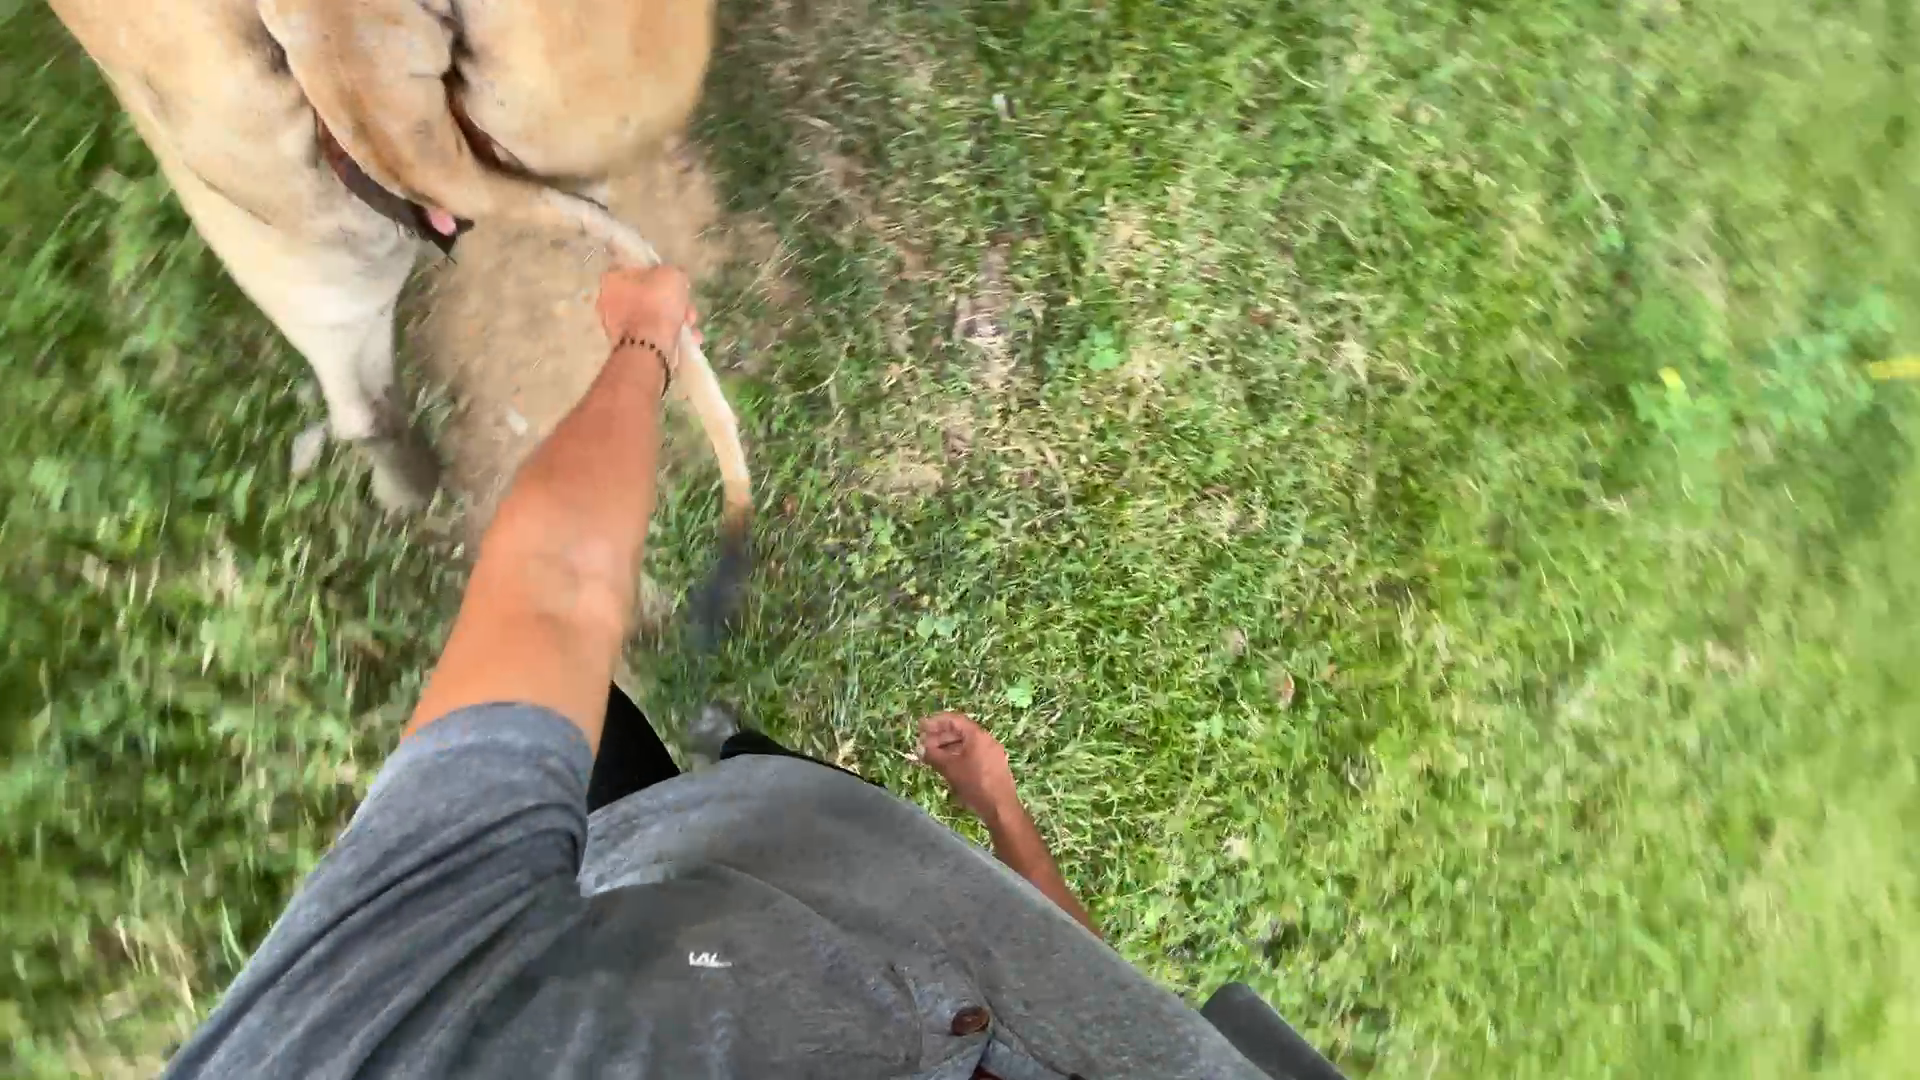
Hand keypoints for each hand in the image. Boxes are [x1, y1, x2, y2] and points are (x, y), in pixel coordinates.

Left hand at [595, 265, 700, 365]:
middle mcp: (608, 299)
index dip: (661, 278)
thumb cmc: (657, 305)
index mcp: (612, 277)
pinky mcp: (626, 345)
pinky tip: (684, 341)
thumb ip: (674, 273)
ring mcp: (615, 324)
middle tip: (688, 312)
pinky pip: (650, 336)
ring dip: (674, 322)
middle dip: (672, 305)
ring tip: (691, 330)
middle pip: (648, 297)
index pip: (638, 270)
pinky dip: (667, 337)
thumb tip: (675, 279)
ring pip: (651, 318)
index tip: (677, 288)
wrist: (649, 346)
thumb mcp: (673, 275)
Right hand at [918, 712, 1019, 823]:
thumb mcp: (950, 769)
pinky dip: (958, 755)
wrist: (1000, 807)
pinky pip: (973, 753)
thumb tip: (920, 748)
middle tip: (924, 744)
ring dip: (948, 747)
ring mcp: (992, 752)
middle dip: (940, 736)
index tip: (921, 727)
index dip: (935, 722)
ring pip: (966, 744)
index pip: (954, 720)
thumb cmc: (974, 784)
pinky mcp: (994, 764)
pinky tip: (948, 765)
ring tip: (933, 756)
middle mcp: (986, 739)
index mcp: (977, 735)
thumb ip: (933, 755)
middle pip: (960, 731)